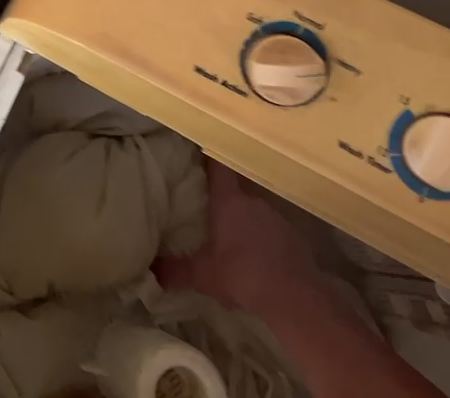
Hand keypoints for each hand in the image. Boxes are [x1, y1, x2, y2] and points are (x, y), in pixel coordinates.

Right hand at [153, 157, 321, 313]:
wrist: (296, 299)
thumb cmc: (242, 275)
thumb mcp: (203, 275)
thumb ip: (176, 271)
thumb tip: (152, 272)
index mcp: (229, 202)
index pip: (218, 167)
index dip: (208, 157)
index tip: (199, 149)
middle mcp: (254, 203)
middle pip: (237, 189)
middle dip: (224, 197)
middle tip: (208, 204)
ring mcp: (278, 219)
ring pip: (255, 211)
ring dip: (244, 220)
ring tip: (231, 236)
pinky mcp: (296, 240)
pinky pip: (272, 231)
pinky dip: (263, 239)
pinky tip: (257, 258)